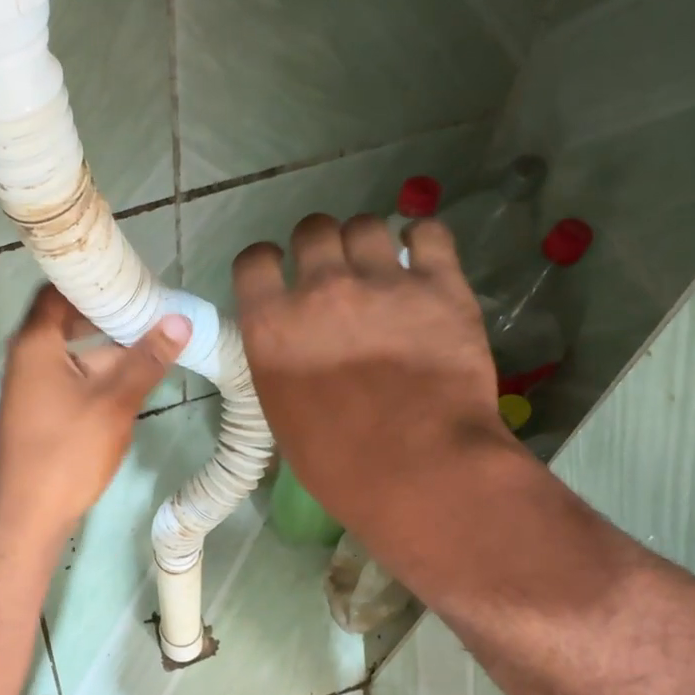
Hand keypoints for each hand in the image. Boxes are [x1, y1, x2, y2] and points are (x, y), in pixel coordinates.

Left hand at [0, 285, 189, 538]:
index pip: (58, 290)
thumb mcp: (115, 402)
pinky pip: (67, 379)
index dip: (92, 280)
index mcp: (35, 344)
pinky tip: (127, 384)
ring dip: (104, 348)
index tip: (129, 276)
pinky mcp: (36, 415)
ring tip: (149, 342)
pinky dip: (94, 374)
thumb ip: (147, 359)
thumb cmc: (67, 452)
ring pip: (70, 355)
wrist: (28, 515)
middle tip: (147, 308)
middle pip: (65, 321)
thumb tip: (180, 320)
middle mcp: (25, 359)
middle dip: (105, 315)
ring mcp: (28, 390)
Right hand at [233, 213, 521, 534]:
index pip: (253, 261)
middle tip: (333, 275)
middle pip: (312, 230)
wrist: (421, 469)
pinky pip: (429, 231)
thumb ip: (281, 363)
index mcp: (272, 326)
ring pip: (366, 224)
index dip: (265, 264)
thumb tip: (295, 349)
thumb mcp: (283, 415)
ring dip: (366, 243)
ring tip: (379, 271)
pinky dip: (422, 239)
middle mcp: (322, 289)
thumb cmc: (339, 464)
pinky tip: (422, 259)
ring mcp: (383, 281)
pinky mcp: (440, 284)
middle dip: (318, 247)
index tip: (277, 276)